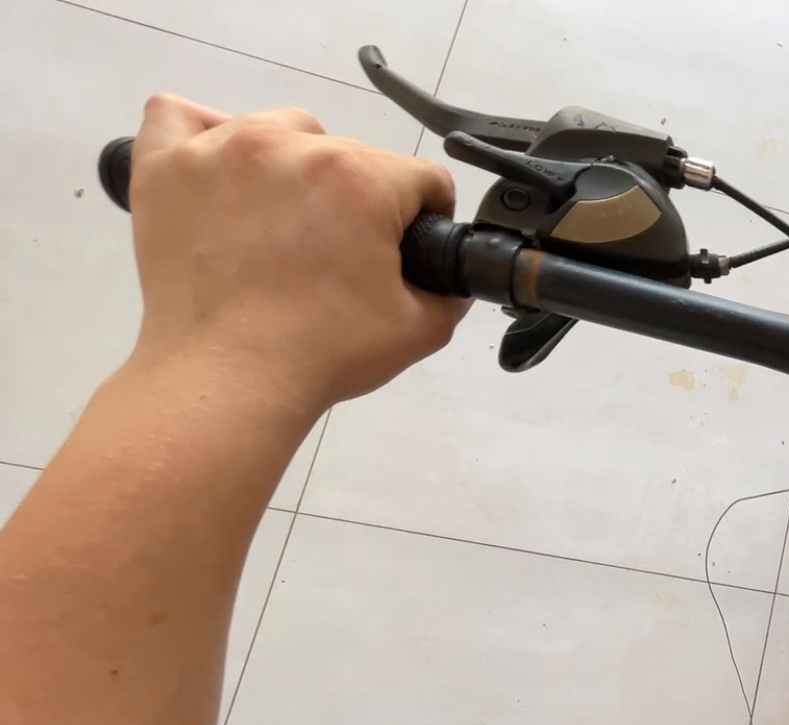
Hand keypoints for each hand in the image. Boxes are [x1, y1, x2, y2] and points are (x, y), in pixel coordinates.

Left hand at [125, 95, 468, 416]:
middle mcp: (292, 146)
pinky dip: (217, 138)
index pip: (426, 177)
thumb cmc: (332, 349)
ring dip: (307, 165)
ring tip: (300, 218)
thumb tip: (448, 277)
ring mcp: (220, 148)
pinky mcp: (164, 164)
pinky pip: (188, 117)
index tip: (418, 252)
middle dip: (372, 199)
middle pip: (359, 154)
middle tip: (357, 254)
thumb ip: (451, 290)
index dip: (435, 218)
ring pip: (287, 130)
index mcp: (362, 180)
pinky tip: (238, 180)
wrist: (235, 372)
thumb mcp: (428, 328)